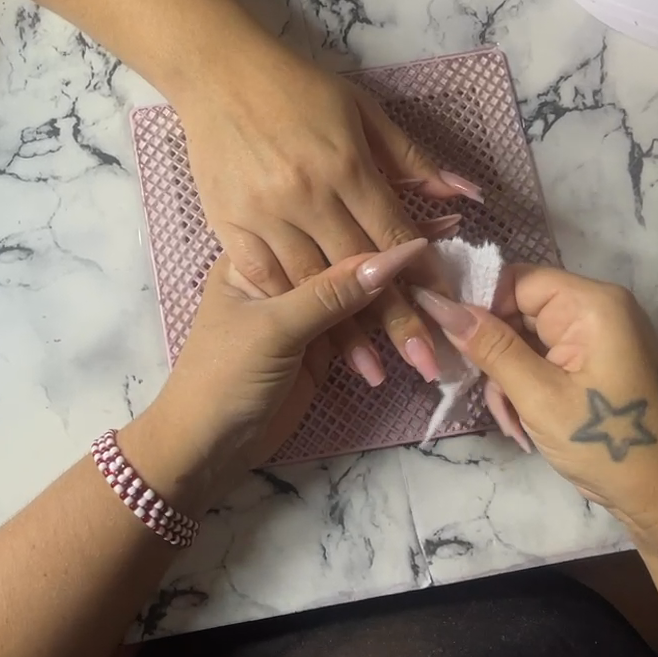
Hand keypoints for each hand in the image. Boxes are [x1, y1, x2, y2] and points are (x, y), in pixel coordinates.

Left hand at [125, 238, 429, 503]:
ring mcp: (301, 311)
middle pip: (343, 259)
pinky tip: (422, 309)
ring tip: (446, 271)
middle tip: (450, 236)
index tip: (420, 210)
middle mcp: (280, 276)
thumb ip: (333, 292)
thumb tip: (398, 255)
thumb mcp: (276, 328)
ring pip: (357, 294)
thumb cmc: (225, 376)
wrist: (208, 446)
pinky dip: (390, 323)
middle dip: (393, 256)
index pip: (319, 229)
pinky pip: (360, 327)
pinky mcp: (319, 344)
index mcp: (255, 257)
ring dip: (398, 292)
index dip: (367, 222)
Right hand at [178, 57, 479, 391]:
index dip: (421, 277)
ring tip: (372, 371)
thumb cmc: (294, 88)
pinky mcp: (227, 224)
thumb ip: (410, 158)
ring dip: (343, 332)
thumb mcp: (361, 111)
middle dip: (394, 321)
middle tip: (424, 363)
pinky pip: (262, 276)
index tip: (446, 314)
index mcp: (344, 166)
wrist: (215, 74)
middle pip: (358, 270)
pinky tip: (310, 339)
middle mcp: (306, 196)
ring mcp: (263, 214)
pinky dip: (288, 308)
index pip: (392, 234)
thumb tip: (464, 196)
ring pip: (310, 284)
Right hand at [412, 265, 657, 509]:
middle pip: (513, 307)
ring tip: (507, 416)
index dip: (476, 304)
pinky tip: (517, 418)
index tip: (445, 337)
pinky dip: (517, 384)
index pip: (514, 279)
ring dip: (501, 375)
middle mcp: (591, 308)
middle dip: (490, 350)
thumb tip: (437, 305)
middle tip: (476, 388)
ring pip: (517, 336)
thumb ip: (487, 345)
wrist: (656, 494)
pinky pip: (532, 355)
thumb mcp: (536, 394)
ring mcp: (588, 334)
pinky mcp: (582, 358)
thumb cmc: (601, 441)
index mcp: (591, 304)